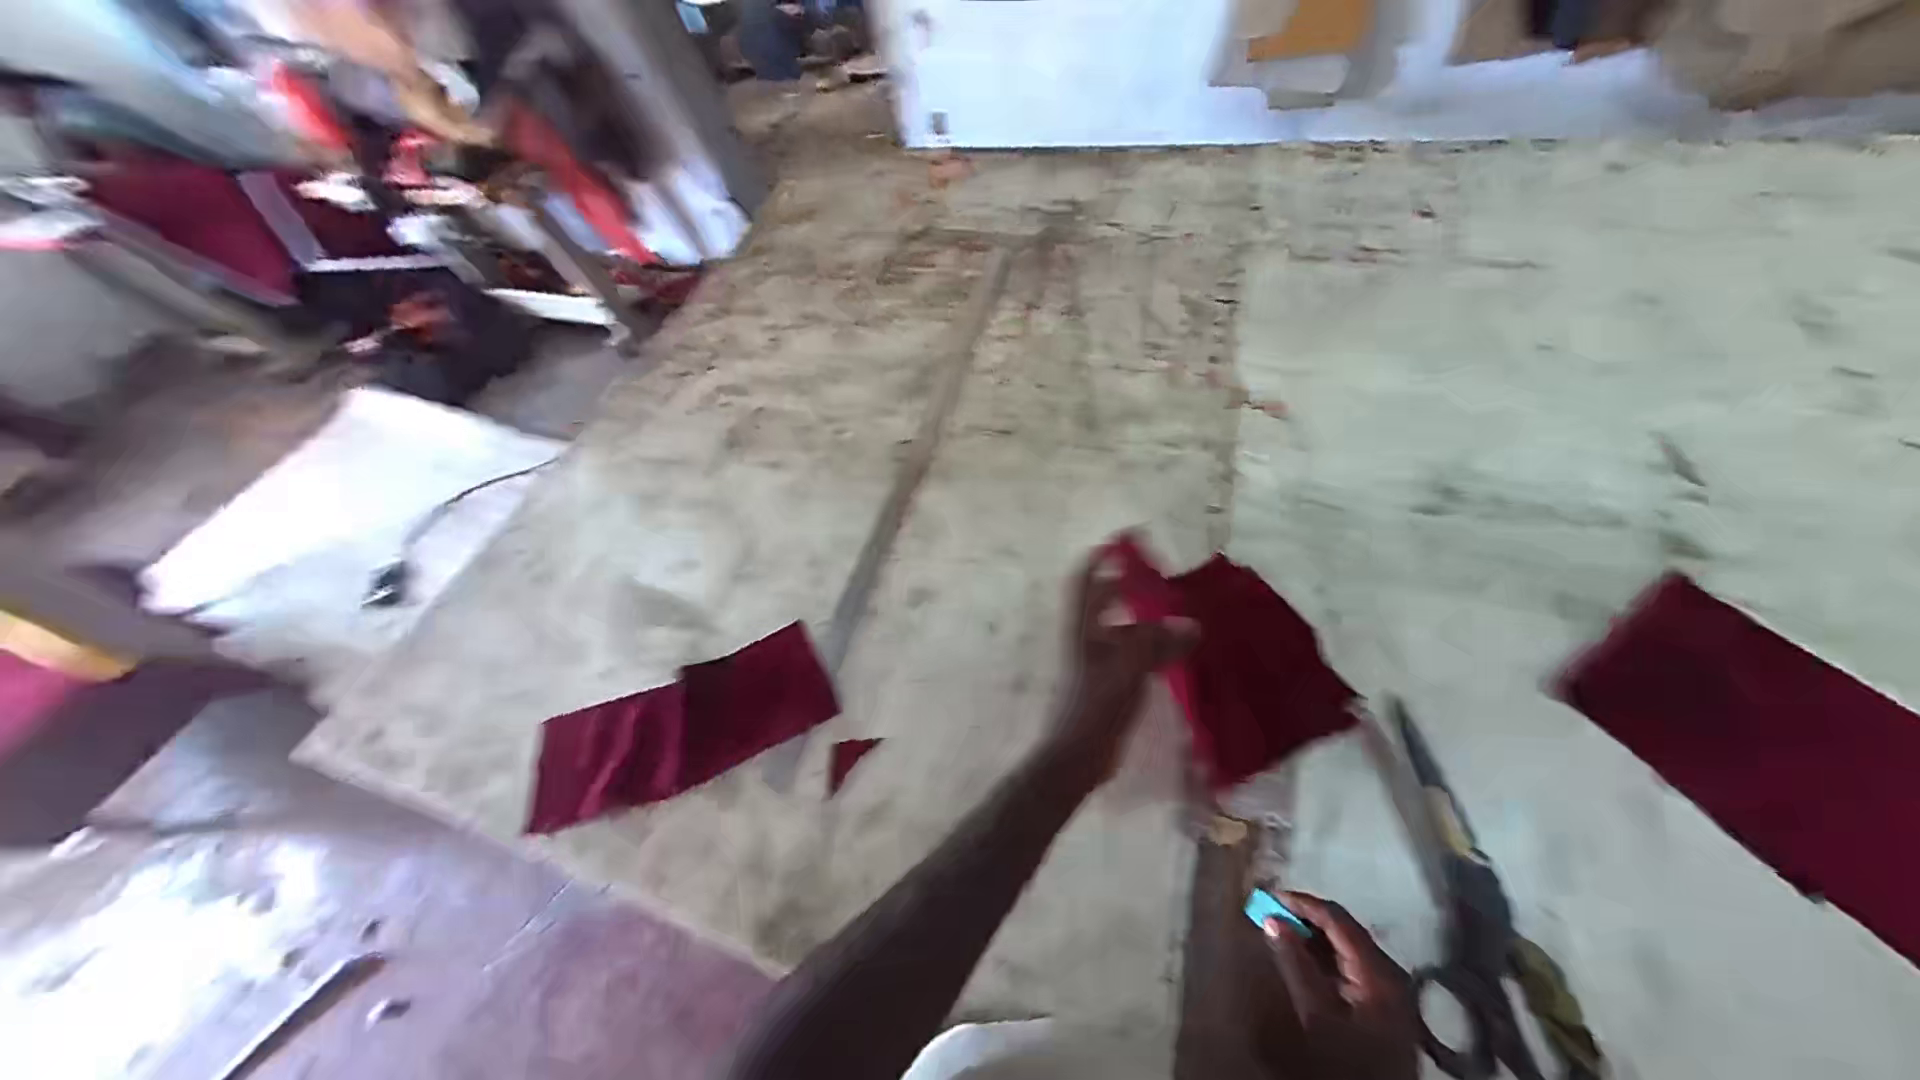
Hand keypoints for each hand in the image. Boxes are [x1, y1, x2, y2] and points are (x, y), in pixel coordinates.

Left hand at [1046, 551, 1195, 779]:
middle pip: (1109, 602)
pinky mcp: (1113, 683)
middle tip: (1165, 578)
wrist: (1077, 755)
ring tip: (1184, 613)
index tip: (1126, 540)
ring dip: (1150, 620)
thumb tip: (1191, 625)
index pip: (1085, 581)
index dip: (1102, 558)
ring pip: (1127, 629)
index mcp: (1083, 629)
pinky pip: (1137, 655)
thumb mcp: (1125, 671)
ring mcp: (1100, 662)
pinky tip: (1181, 652)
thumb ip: (1156, 644)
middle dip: (1133, 587)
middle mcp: (1089, 639)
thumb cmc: (1094, 708)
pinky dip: (1156, 648)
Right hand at [1264, 892, 1419, 1079]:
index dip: (1302, 903)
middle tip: (1270, 912)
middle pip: (1345, 930)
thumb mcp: (1316, 1014)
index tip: (1268, 897)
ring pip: (1348, 946)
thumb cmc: (1348, 1063)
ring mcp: (1391, 991)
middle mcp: (1391, 975)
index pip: (1337, 920)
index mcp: (1379, 973)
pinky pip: (1352, 965)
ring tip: (1280, 930)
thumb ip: (1295, 963)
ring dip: (1313, 936)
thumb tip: (1272, 921)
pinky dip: (1325, 955)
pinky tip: (1302, 957)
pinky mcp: (1385, 1006)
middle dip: (1306, 918)